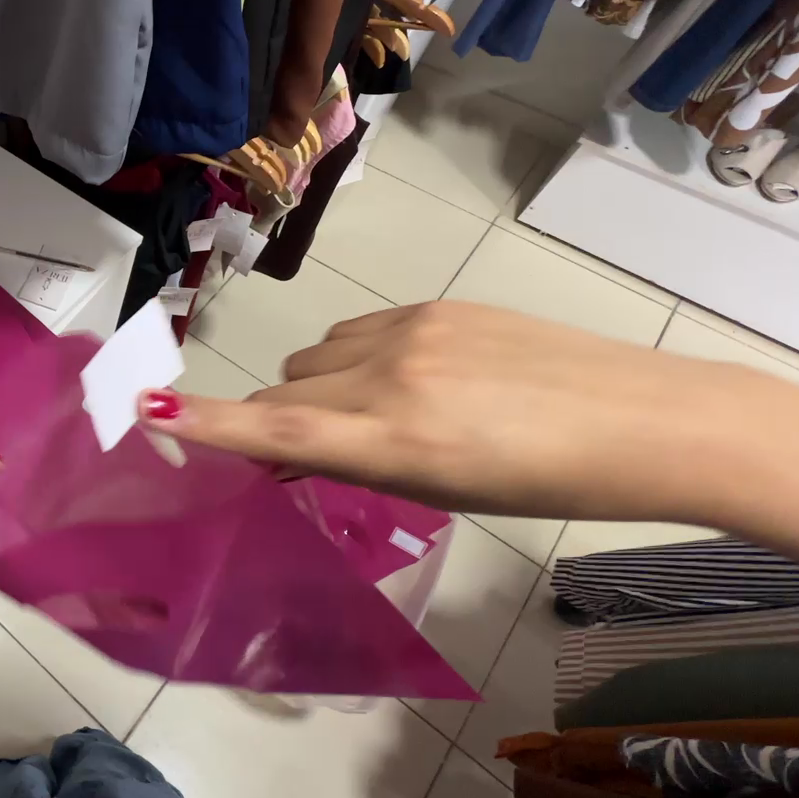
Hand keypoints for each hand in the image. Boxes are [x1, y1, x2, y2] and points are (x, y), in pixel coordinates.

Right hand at [138, 301, 798, 525]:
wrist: (651, 420)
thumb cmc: (542, 483)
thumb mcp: (438, 492)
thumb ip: (350, 461)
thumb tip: (284, 450)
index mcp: (397, 442)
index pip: (280, 431)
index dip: (209, 421)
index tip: (147, 405)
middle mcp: (389, 380)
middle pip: (282, 390)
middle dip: (281, 417)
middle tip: (322, 442)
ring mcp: (409, 333)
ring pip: (310, 358)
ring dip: (320, 384)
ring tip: (384, 403)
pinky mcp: (430, 305)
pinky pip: (350, 331)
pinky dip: (356, 356)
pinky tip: (414, 371)